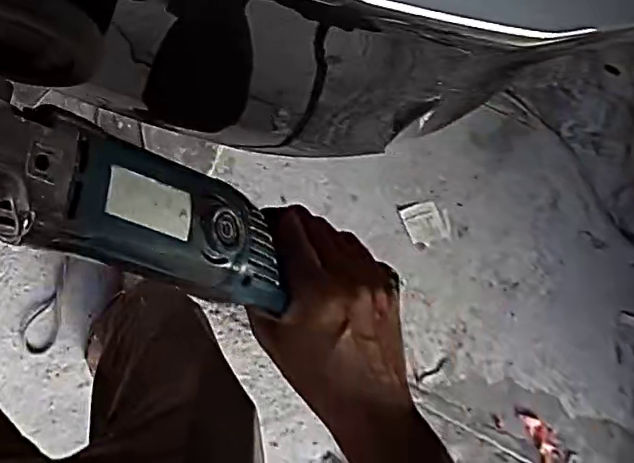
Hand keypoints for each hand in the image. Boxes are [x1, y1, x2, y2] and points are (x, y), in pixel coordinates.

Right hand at [248, 206, 440, 460]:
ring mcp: (374, 284)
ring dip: (316, 237)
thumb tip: (244, 264)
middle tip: (276, 241)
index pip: (291, 224)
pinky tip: (332, 269)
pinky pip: (361, 252)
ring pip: (337, 232)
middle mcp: (351, 280)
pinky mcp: (389, 290)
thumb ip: (254, 290)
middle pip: (313, 222)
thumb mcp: (270, 333)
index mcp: (319, 288)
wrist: (373, 411)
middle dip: (289, 227)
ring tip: (303, 255)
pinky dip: (343, 253)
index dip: (269, 221)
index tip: (262, 228)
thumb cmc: (326, 381)